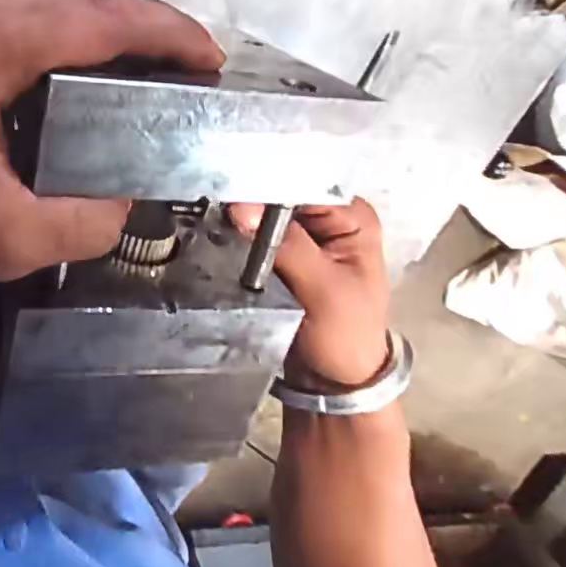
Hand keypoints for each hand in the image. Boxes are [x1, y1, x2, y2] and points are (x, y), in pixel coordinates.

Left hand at [0, 0, 223, 289]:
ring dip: (109, 17)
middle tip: (189, 58)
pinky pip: (21, 5)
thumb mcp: (6, 242)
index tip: (207, 54)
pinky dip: (69, 21)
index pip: (97, 21)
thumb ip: (83, 224)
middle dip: (147, 22)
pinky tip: (90, 51)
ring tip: (152, 54)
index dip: (164, 32)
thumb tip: (126, 198)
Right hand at [231, 199, 390, 387]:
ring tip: (212, 213)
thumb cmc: (344, 335)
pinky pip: (259, 235)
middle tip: (215, 199)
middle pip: (284, 194)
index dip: (269, 185)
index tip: (233, 191)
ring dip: (243, 217)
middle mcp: (330, 219)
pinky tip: (220, 230)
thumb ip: (287, 244)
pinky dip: (242, 235)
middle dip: (252, 198)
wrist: (334, 381)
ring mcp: (307, 237)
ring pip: (267, 214)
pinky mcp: (285, 255)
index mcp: (353, 218)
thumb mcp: (323, 288)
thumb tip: (243, 207)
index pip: (305, 185)